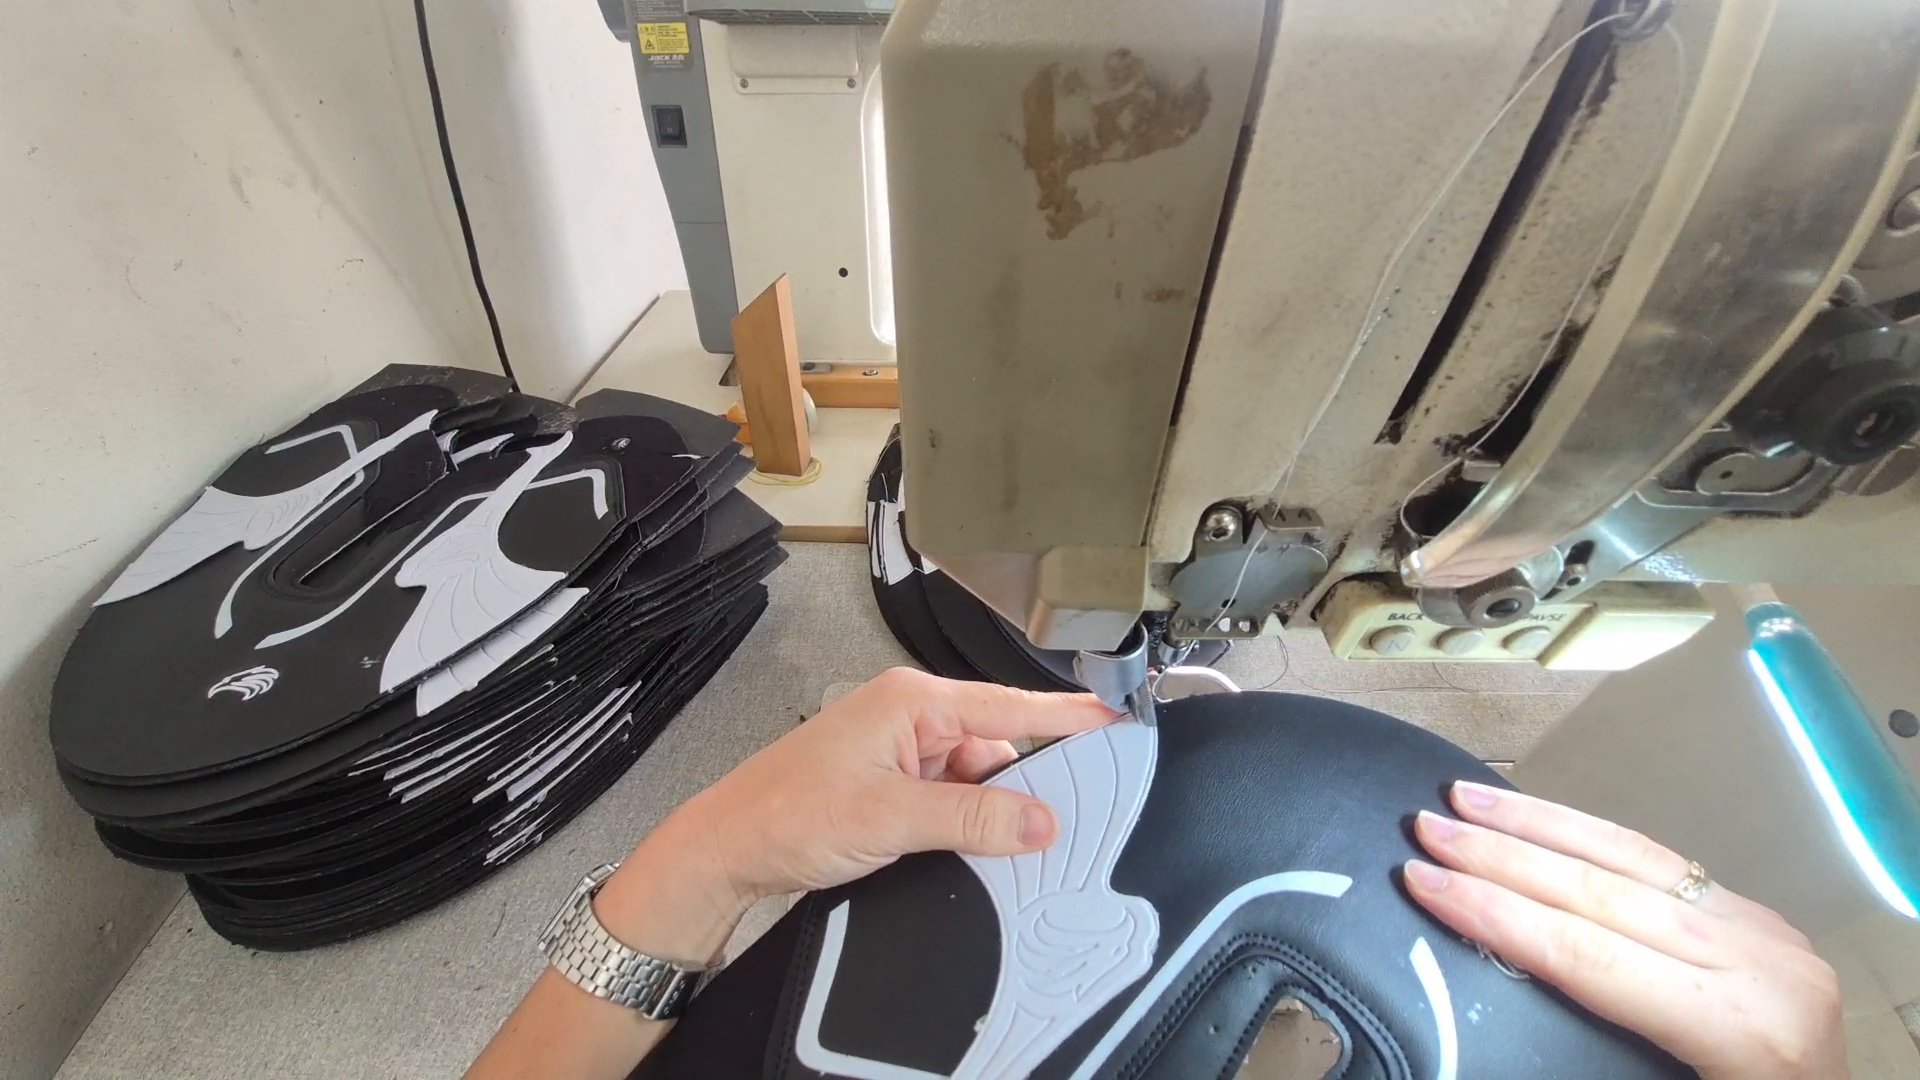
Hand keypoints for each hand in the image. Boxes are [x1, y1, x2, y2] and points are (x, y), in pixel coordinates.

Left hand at [599, 668, 1118, 941]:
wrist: (729, 849)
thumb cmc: (787, 810)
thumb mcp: (889, 816)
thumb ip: (971, 818)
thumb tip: (1040, 820)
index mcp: (914, 701)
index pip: (1008, 706)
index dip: (1066, 716)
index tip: (1115, 719)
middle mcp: (914, 718)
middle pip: (999, 745)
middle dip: (1023, 786)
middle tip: (1054, 824)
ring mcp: (905, 751)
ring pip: (978, 777)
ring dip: (991, 811)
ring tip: (994, 846)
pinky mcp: (898, 782)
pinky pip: (955, 797)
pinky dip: (969, 821)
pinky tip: (971, 847)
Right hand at [1405, 782, 1845, 1079]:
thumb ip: (1576, 1043)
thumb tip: (1474, 994)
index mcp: (1746, 1033)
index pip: (1586, 955)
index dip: (1494, 913)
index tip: (1419, 881)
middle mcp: (1762, 969)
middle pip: (1597, 893)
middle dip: (1495, 856)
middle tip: (1422, 828)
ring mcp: (1760, 931)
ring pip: (1622, 854)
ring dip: (1526, 822)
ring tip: (1457, 797)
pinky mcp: (1748, 912)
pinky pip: (1646, 853)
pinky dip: (1573, 826)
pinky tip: (1526, 809)